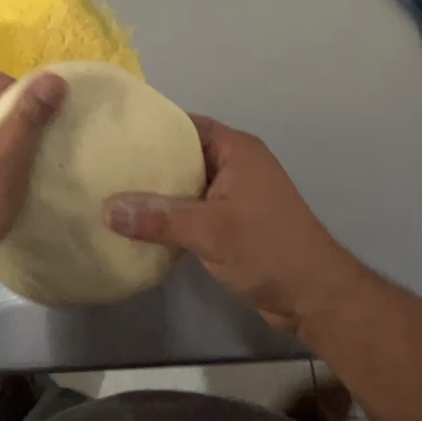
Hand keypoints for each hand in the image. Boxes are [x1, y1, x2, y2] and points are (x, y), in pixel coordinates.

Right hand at [105, 115, 358, 332]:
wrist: (314, 296)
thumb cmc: (266, 248)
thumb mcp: (208, 231)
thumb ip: (158, 218)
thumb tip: (107, 208)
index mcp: (236, 149)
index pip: (186, 125)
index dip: (152, 127)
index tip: (116, 134)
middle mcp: (237, 164)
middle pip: (185, 154)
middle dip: (151, 162)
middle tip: (108, 166)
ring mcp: (238, 194)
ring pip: (190, 184)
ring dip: (161, 193)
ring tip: (116, 195)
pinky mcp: (235, 222)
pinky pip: (196, 208)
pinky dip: (174, 215)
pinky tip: (143, 226)